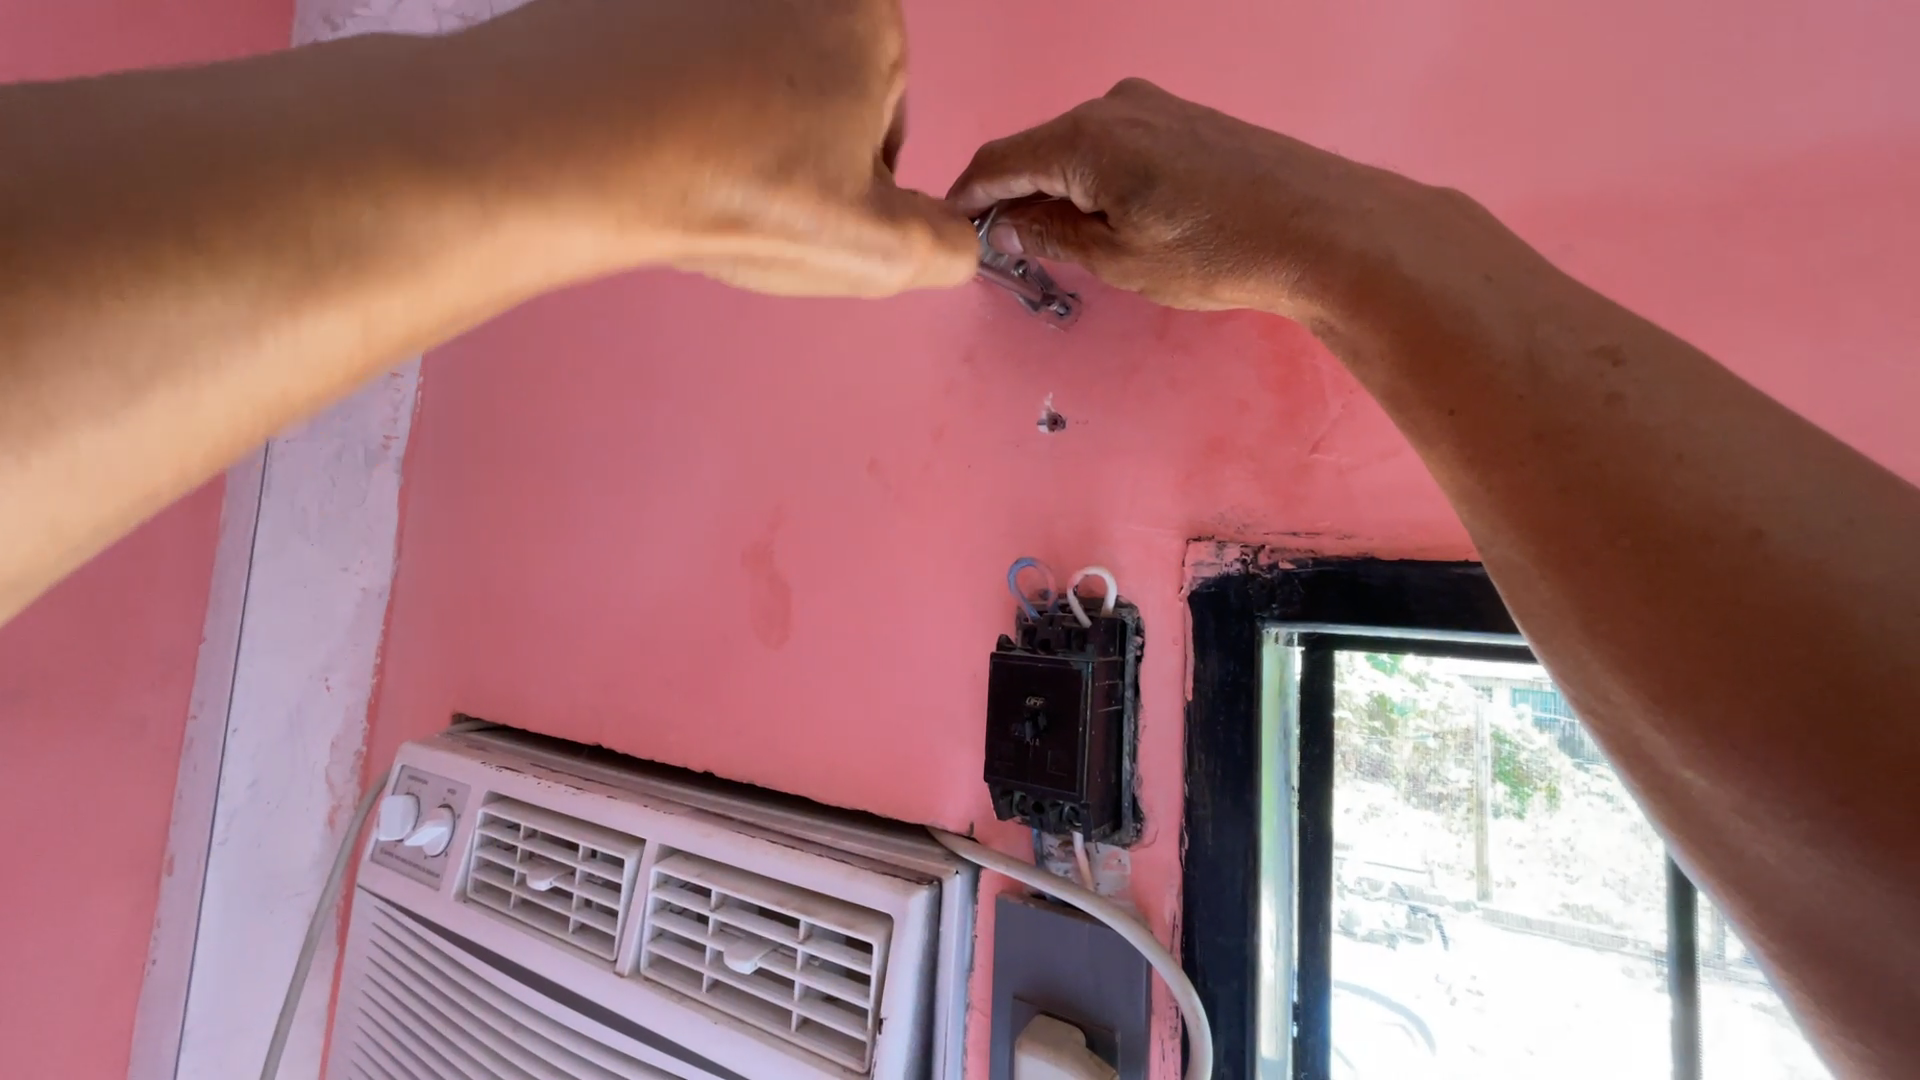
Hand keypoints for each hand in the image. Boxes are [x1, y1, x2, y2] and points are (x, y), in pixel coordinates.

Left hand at [441, 0, 976, 296]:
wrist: (571, 148)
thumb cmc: (748, 194)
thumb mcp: (878, 251)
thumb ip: (945, 248)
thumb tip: (959, 239)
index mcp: (867, 12)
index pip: (886, 127)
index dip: (853, 188)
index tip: (804, 208)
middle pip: (820, 95)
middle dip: (800, 153)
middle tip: (752, 195)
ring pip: (755, 83)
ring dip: (743, 134)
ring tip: (702, 172)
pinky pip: (693, 63)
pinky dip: (689, 106)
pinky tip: (660, 140)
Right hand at [949, 78, 1508, 322]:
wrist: (1321, 229)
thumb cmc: (1214, 254)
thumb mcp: (1118, 259)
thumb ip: (1051, 234)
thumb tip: (1005, 222)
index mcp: (1086, 138)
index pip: (1000, 159)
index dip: (967, 195)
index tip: (949, 225)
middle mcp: (1113, 106)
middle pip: (1036, 150)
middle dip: (1011, 196)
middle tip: (1005, 248)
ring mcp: (1151, 107)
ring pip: (1075, 149)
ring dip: (1054, 191)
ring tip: (1059, 243)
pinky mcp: (1179, 119)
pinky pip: (1111, 147)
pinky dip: (1090, 181)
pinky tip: (1103, 217)